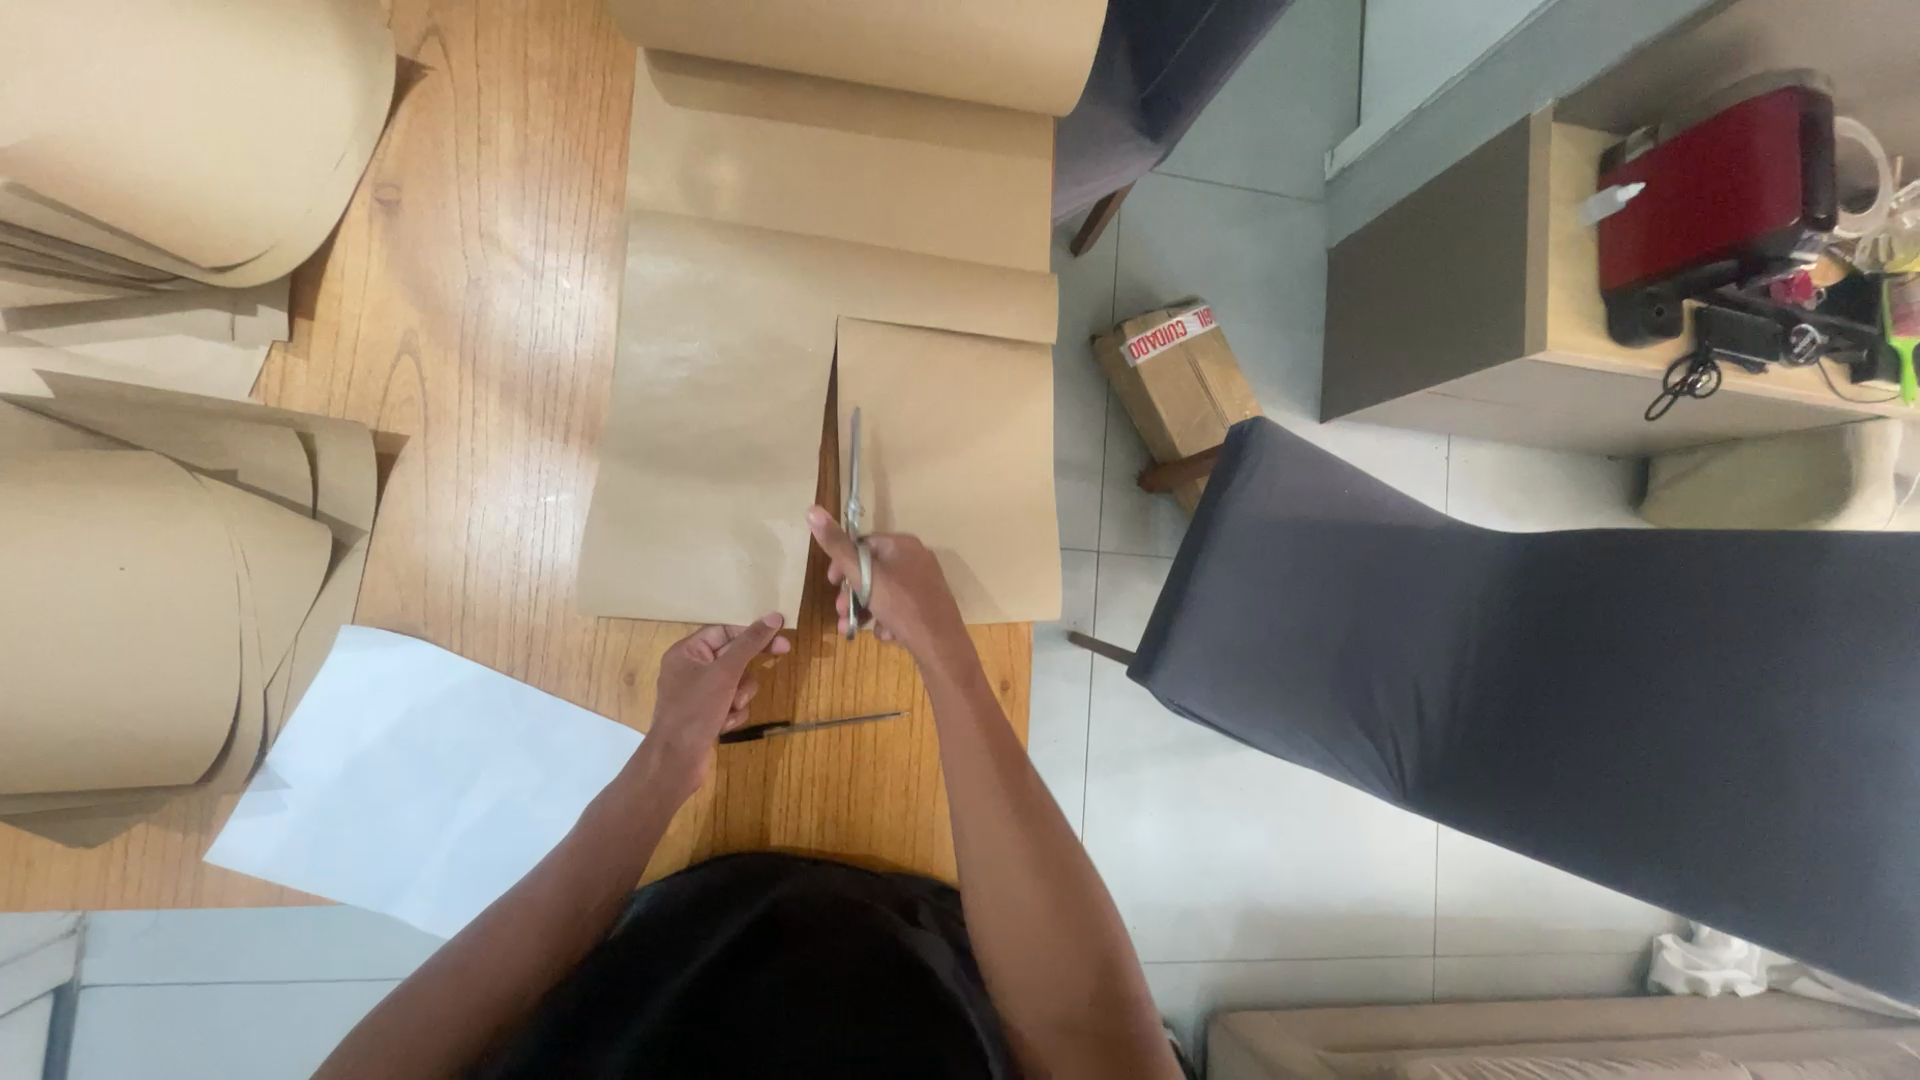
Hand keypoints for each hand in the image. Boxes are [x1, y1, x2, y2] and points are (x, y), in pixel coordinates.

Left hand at [638, 615, 789, 800]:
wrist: (676, 761)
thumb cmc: (695, 709)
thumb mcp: (725, 672)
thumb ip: (750, 643)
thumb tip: (773, 617)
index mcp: (687, 652)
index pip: (725, 631)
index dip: (752, 632)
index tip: (780, 634)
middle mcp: (691, 669)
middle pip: (733, 656)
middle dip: (747, 669)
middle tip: (782, 654)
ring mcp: (699, 694)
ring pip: (737, 682)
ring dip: (741, 694)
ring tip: (732, 707)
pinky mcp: (707, 715)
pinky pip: (732, 703)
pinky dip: (734, 712)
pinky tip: (724, 725)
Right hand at [806, 506, 965, 657]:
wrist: (939, 643)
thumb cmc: (900, 604)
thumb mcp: (863, 575)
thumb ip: (837, 547)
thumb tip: (812, 510)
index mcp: (901, 544)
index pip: (863, 544)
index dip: (842, 563)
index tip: (831, 583)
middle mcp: (916, 558)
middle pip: (872, 571)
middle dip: (851, 593)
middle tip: (840, 611)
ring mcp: (924, 582)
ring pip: (884, 593)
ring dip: (864, 610)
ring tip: (852, 628)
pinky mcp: (928, 604)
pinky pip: (899, 607)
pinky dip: (887, 620)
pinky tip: (885, 634)